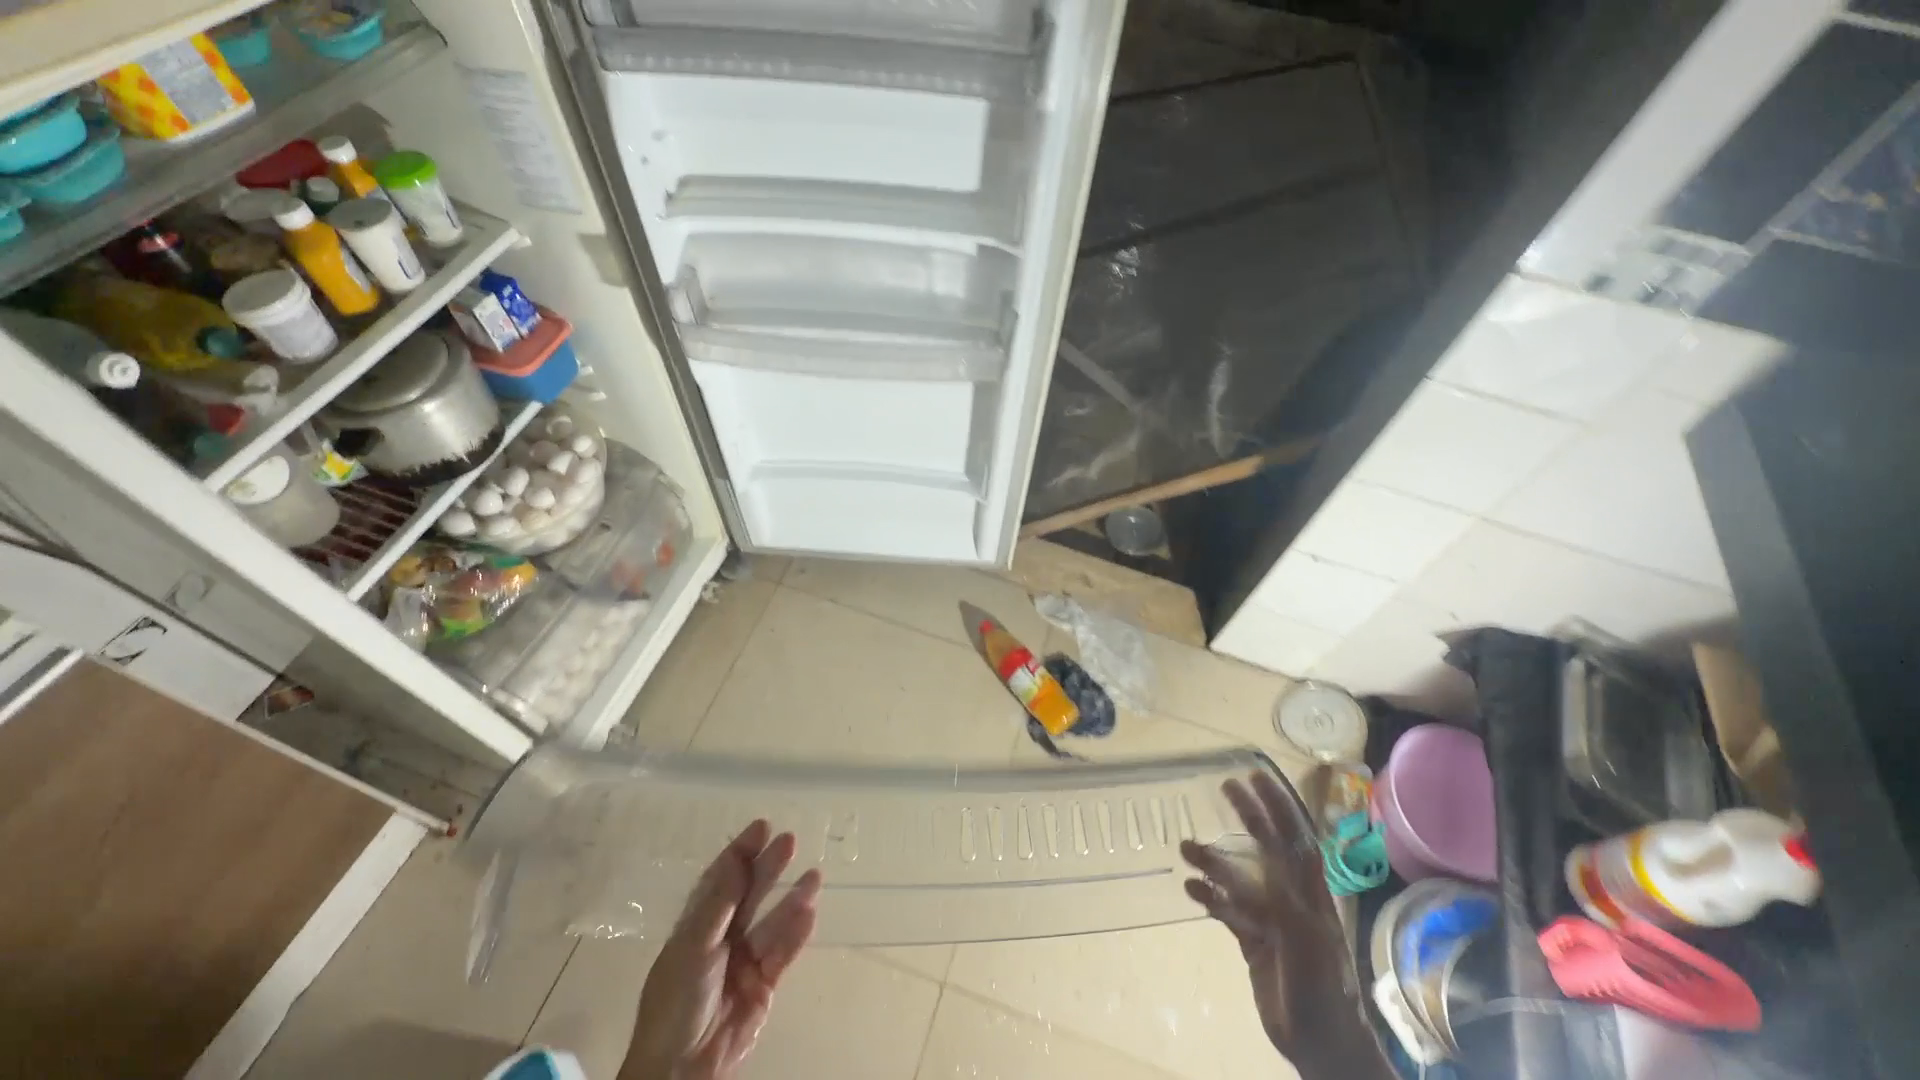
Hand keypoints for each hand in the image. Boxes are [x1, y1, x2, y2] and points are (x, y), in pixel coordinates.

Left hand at [620, 820, 822, 1079]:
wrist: (682, 1067)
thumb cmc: (677, 1001)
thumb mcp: (693, 948)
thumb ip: (718, 905)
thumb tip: (736, 861)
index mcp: (696, 926)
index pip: (720, 880)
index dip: (740, 853)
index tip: (761, 827)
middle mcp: (722, 938)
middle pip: (749, 895)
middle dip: (769, 868)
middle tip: (790, 840)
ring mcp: (744, 962)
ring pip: (772, 922)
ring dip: (792, 899)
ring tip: (814, 876)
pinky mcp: (764, 986)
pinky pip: (783, 953)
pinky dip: (797, 933)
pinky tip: (811, 912)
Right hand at [1181, 772, 1388, 1078]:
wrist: (1321, 1039)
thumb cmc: (1321, 986)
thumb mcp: (1306, 940)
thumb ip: (1284, 899)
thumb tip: (1264, 861)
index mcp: (1310, 892)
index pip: (1293, 837)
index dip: (1277, 806)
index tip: (1254, 778)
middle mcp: (1290, 896)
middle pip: (1266, 847)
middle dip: (1248, 817)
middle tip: (1224, 787)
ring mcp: (1270, 918)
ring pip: (1238, 879)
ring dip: (1215, 862)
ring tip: (1185, 847)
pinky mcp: (1252, 941)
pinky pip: (1226, 910)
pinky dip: (1209, 897)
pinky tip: (1190, 889)